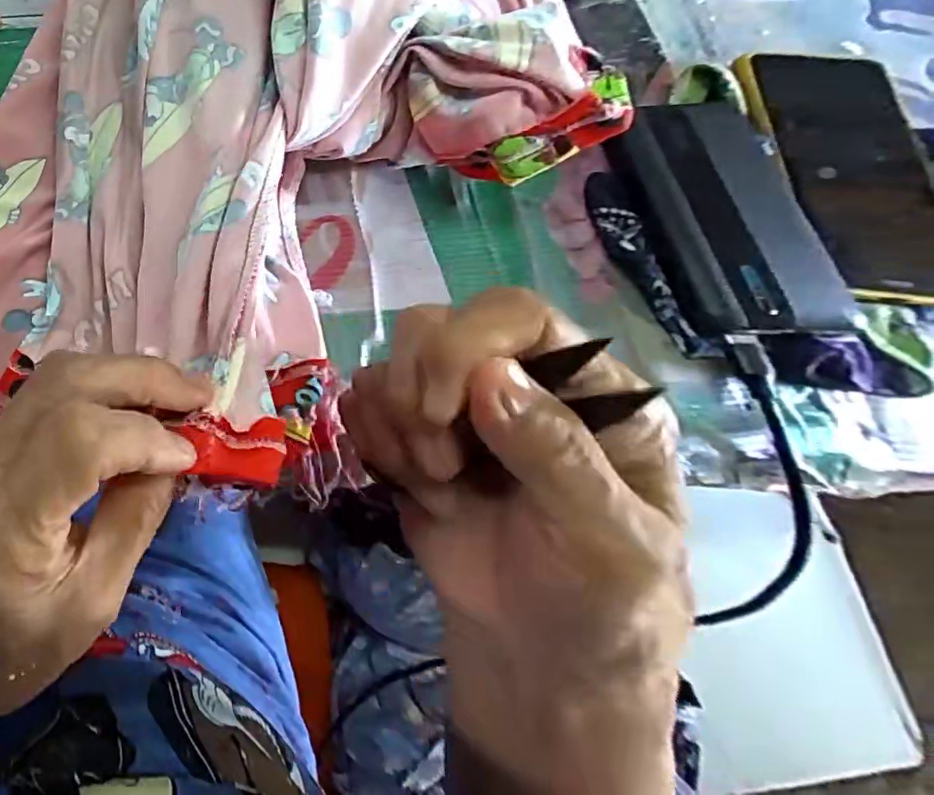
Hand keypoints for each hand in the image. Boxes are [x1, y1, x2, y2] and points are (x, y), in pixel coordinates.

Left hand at [0, 353, 209, 764]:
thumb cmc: (21, 643)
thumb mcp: (95, 601)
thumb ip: (133, 521)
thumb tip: (173, 458)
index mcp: (9, 517)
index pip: (77, 438)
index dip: (141, 435)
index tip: (189, 454)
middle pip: (65, 384)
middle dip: (140, 379)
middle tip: (199, 394)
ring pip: (54, 376)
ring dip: (120, 374)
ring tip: (174, 393)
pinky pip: (45, 393)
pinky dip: (97, 387)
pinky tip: (131, 404)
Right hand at [342, 288, 691, 793]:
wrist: (534, 653)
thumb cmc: (599, 602)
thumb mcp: (608, 540)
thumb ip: (557, 455)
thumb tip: (491, 373)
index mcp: (592, 391)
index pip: (515, 314)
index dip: (464, 345)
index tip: (439, 410)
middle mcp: (518, 382)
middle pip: (433, 326)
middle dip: (417, 393)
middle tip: (437, 460)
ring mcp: (455, 405)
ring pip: (386, 364)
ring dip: (395, 429)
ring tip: (435, 484)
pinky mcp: (404, 431)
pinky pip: (359, 402)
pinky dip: (373, 443)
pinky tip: (412, 485)